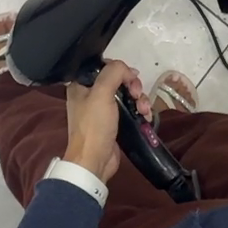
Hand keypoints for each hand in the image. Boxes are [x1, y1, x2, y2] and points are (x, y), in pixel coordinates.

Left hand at [63, 60, 147, 181]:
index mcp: (81, 85)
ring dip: (140, 99)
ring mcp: (103, 109)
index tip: (131, 77)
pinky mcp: (114, 122)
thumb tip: (129, 69)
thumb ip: (114, 73)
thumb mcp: (101, 93)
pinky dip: (139, 110)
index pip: (104, 66)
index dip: (120, 69)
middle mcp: (91, 95)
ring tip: (144, 110)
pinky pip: (130, 109)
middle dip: (133, 86)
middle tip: (137, 95)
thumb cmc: (94, 126)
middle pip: (118, 79)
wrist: (94, 161)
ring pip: (127, 94)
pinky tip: (145, 116)